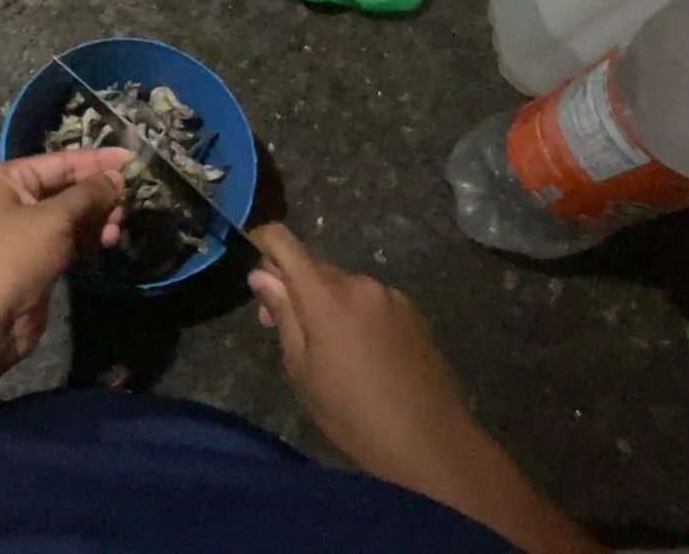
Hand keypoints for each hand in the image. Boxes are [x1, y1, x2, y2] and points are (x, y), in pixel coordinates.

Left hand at [0, 149, 129, 367]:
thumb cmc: (16, 255)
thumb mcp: (54, 217)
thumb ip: (89, 194)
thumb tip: (117, 177)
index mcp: (11, 178)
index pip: (62, 161)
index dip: (98, 160)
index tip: (132, 157)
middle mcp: (18, 199)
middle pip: (70, 187)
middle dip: (100, 195)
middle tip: (126, 205)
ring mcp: (29, 229)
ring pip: (74, 214)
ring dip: (98, 218)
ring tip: (115, 230)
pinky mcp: (40, 257)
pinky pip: (72, 237)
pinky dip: (90, 237)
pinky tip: (107, 242)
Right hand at [247, 223, 482, 488]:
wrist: (435, 447)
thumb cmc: (354, 415)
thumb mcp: (303, 371)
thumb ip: (282, 315)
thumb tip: (260, 275)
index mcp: (327, 296)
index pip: (285, 243)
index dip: (263, 241)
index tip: (252, 262)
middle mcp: (359, 284)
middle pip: (314, 267)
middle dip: (293, 286)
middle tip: (281, 326)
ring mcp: (390, 297)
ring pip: (343, 285)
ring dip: (326, 302)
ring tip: (328, 348)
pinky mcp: (413, 314)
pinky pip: (370, 301)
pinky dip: (355, 313)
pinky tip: (362, 354)